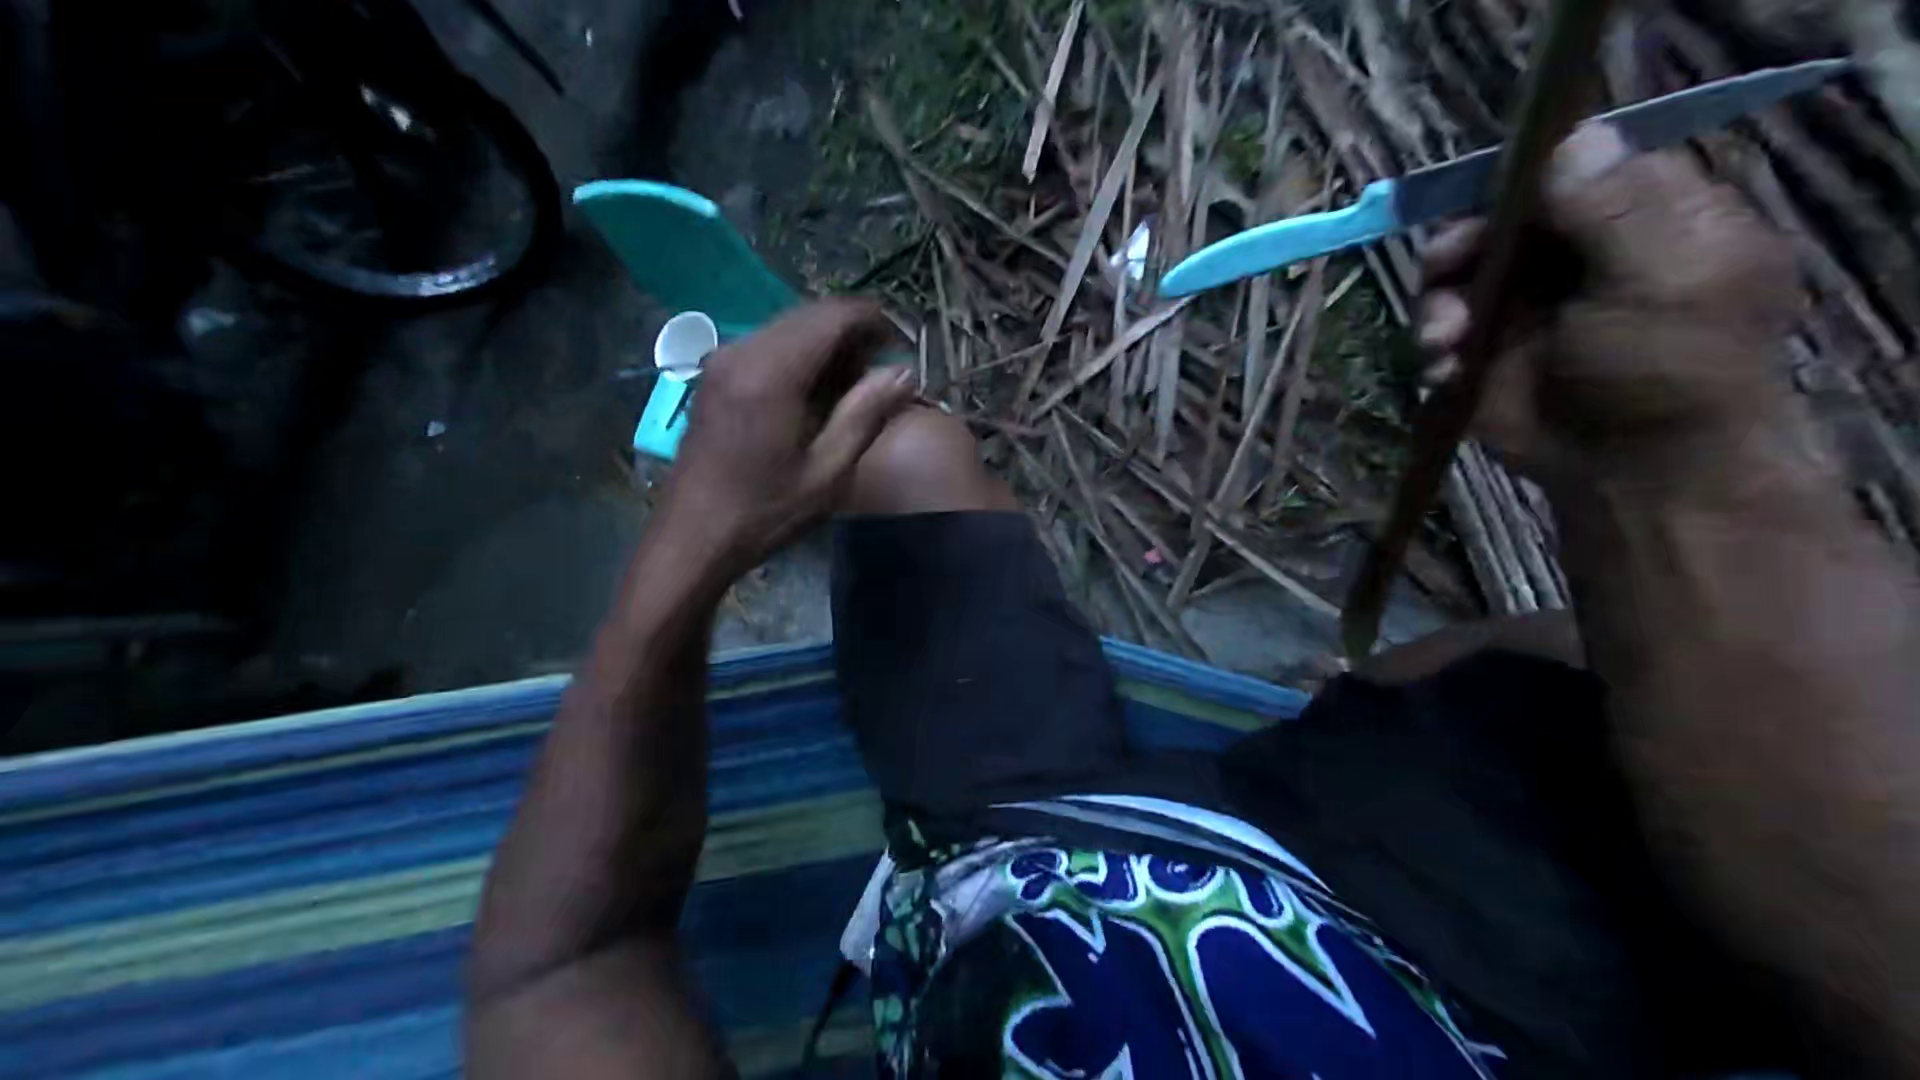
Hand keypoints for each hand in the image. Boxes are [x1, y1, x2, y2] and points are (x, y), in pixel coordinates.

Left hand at [652, 299, 916, 582]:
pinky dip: (802, 357)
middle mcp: (743, 351)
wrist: (692, 536)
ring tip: (854, 388)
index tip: (902, 349)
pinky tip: (817, 394)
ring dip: (829, 346)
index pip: (833, 316)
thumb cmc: (764, 512)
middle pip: (811, 315)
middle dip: (854, 335)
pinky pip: (770, 345)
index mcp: (771, 372)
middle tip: (881, 375)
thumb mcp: (828, 472)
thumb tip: (905, 373)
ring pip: (791, 328)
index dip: (875, 321)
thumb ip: (867, 414)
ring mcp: (724, 360)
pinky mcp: (717, 374)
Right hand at [1419, 123, 1799, 493]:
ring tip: (1442, 343)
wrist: (1628, 469)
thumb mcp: (1662, 278)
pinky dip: (1431, 348)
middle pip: (1499, 221)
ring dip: (1437, 305)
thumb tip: (1572, 138)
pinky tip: (1442, 371)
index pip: (1576, 170)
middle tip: (1441, 269)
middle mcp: (1579, 255)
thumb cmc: (1665, 369)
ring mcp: (1524, 305)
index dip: (1524, 177)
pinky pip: (1438, 329)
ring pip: (1457, 276)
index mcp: (1646, 221)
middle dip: (1461, 245)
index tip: (1483, 195)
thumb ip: (1616, 207)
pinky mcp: (1484, 350)